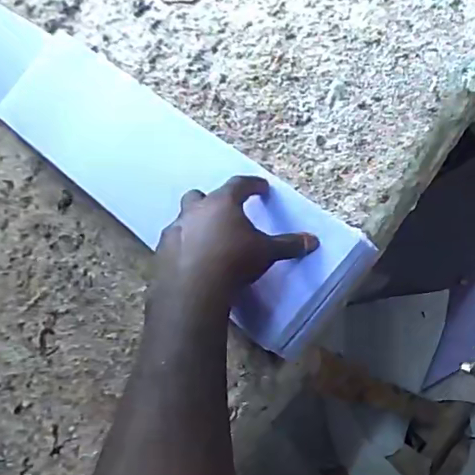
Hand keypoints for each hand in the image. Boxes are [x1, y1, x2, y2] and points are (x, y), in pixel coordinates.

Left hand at [152, 176, 316, 311]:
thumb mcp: (266, 253)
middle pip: (200, 196)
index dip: (252, 185)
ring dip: (194, 225)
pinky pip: (173, 243)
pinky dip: (183, 247)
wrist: (193, 289)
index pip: (239, 185)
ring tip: (207, 240)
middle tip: (224, 212)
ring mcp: (175, 230)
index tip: (261, 188)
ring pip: (183, 219)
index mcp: (222, 203)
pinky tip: (191, 260)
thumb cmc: (234, 261)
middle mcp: (195, 211)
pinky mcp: (161, 252)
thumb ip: (288, 245)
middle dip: (211, 201)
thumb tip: (313, 241)